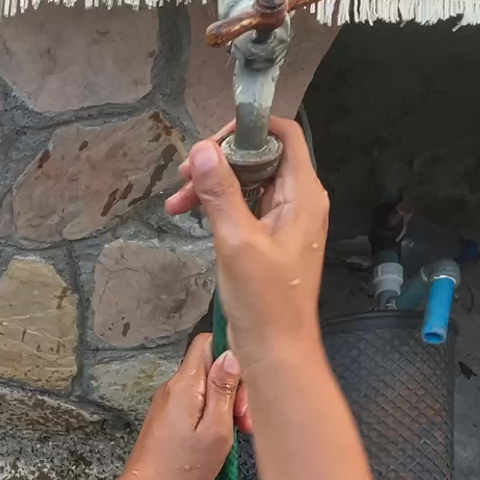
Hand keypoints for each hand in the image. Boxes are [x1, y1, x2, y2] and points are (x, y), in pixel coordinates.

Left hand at [106, 333, 245, 479]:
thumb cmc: (182, 470)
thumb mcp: (215, 430)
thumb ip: (224, 390)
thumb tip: (232, 354)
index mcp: (185, 384)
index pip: (208, 342)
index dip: (233, 356)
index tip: (245, 389)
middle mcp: (173, 387)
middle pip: (211, 366)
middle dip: (235, 388)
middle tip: (243, 421)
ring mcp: (169, 402)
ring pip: (206, 386)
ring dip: (226, 405)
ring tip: (234, 433)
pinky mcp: (168, 416)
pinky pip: (197, 402)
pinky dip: (213, 415)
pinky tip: (218, 437)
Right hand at [165, 116, 329, 359]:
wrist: (274, 348)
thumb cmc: (265, 301)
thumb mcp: (237, 242)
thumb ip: (220, 193)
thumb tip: (202, 150)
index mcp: (303, 195)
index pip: (283, 135)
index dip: (246, 131)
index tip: (208, 146)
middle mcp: (297, 202)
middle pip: (259, 158)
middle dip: (219, 163)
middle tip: (183, 179)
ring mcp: (283, 222)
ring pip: (247, 184)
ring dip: (212, 187)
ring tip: (177, 205)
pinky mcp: (268, 241)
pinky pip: (243, 209)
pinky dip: (217, 209)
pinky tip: (193, 218)